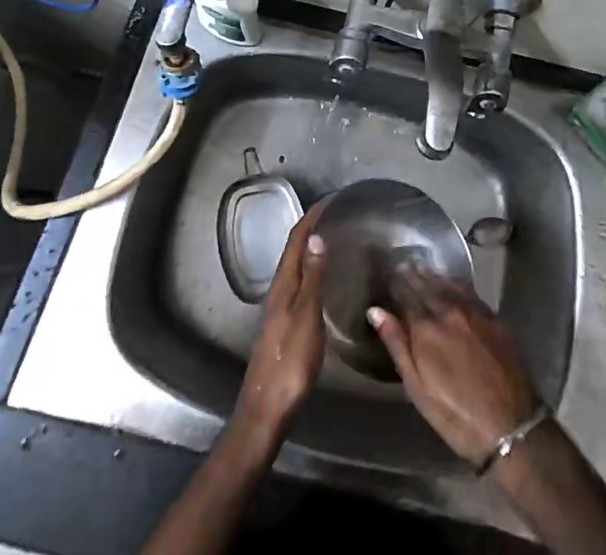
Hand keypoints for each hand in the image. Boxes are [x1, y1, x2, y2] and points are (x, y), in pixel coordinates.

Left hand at [234, 205, 326, 435]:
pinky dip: (313, 270)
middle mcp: (279, 290)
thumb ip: (312, 280)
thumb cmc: (290, 362)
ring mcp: (280, 307)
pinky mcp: (285, 322)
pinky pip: (300, 283)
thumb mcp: (306, 318)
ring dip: (312, 247)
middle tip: (337, 214)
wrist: (268, 406)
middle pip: (294, 249)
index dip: (311, 217)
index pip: (296, 240)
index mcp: (283, 285)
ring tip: (334, 238)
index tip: (331, 200)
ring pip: (296, 266)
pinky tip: (325, 279)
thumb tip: (316, 238)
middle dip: (312, 227)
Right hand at [366, 270, 537, 462]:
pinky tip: (454, 284)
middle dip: (414, 276)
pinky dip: (458, 285)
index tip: (390, 275)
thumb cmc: (455, 414)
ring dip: (435, 276)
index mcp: (427, 329)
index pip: (407, 295)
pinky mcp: (497, 322)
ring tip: (424, 269)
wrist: (513, 429)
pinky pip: (472, 294)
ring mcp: (477, 315)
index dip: (397, 284)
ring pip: (451, 286)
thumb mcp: (417, 387)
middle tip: (404, 265)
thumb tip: (376, 311)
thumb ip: (397, 345)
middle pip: (428, 287)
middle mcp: (451, 313)